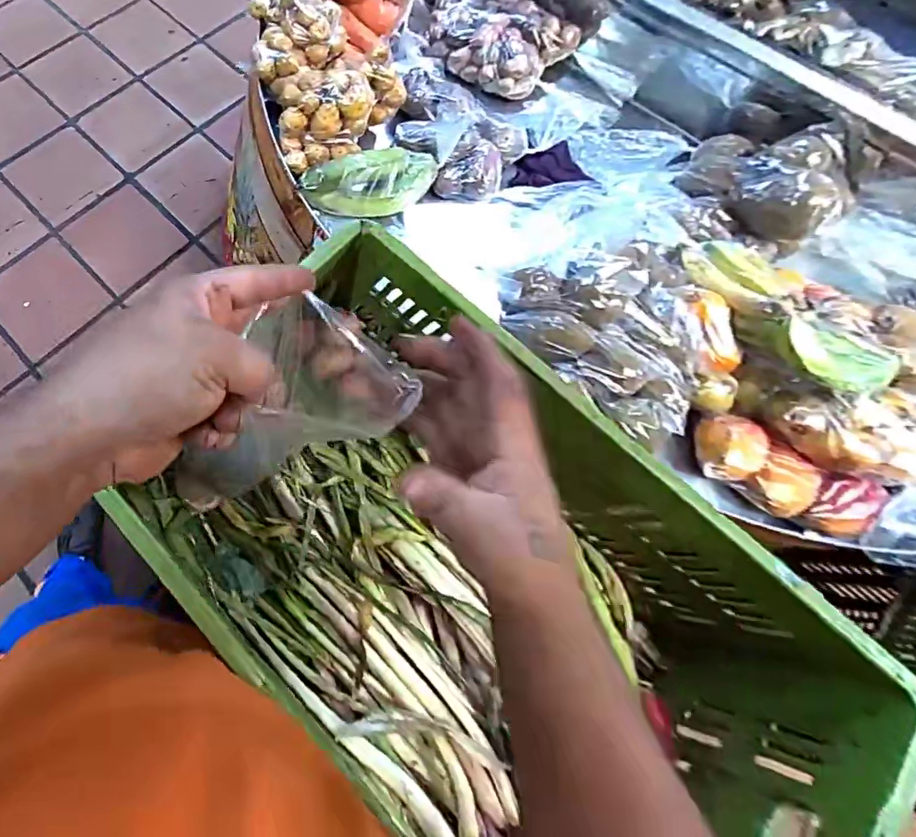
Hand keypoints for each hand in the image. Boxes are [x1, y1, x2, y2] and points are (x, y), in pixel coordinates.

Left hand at [40, 264, 314, 486]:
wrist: (93, 430)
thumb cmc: (153, 373)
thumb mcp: (216, 354)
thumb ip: (259, 366)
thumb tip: (264, 388)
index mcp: (197, 298)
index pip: (250, 280)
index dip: (282, 279)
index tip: (314, 279)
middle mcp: (195, 331)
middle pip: (252, 340)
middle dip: (271, 364)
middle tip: (320, 373)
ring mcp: (188, 373)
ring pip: (244, 385)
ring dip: (240, 405)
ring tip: (221, 417)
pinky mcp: (183, 410)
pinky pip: (224, 414)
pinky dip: (219, 426)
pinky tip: (203, 436)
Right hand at [395, 318, 573, 604]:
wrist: (530, 595)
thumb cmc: (515, 555)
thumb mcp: (478, 526)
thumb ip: (441, 499)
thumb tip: (405, 481)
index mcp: (512, 444)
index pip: (499, 385)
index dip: (480, 350)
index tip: (456, 320)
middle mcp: (496, 442)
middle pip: (468, 389)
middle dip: (439, 361)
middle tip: (399, 345)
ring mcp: (479, 458)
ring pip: (449, 409)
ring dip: (420, 388)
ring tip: (385, 371)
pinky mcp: (463, 476)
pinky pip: (436, 434)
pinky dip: (414, 418)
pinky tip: (390, 410)